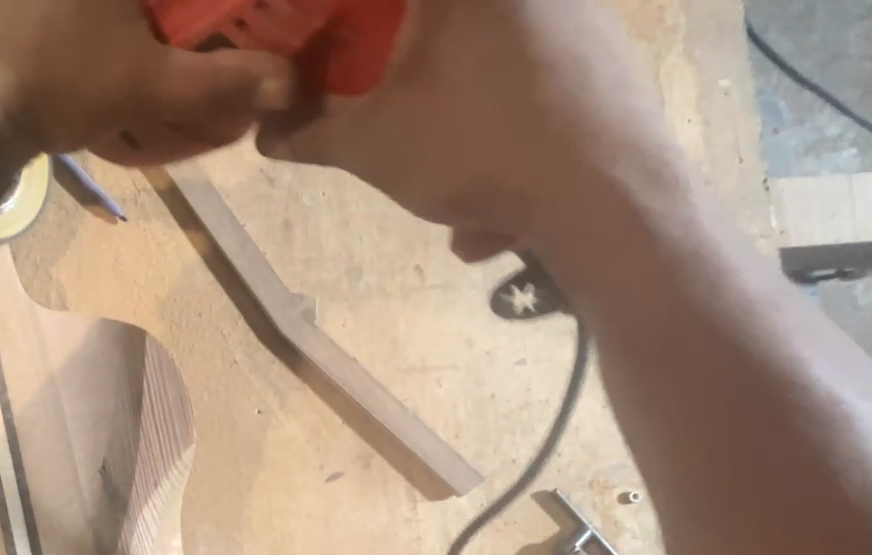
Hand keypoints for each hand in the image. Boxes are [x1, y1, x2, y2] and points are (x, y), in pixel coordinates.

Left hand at [0, 0, 295, 164]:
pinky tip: (117, 31)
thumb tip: (285, 83)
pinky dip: (113, 14)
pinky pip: (89, 6)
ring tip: (170, 30)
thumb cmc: (63, 85)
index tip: (223, 17)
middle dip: (184, 11)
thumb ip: (218, 82)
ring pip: (124, 1)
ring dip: (149, 13)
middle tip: (208, 23)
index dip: (211, 8)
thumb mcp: (149, 85)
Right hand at [255, 0, 690, 256]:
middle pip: (440, 28)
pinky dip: (503, 148)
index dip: (352, 23)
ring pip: (486, 69)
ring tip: (449, 203)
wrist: (604, 195)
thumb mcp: (370, 147)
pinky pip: (529, 98)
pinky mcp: (605, 60)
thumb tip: (266, 135)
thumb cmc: (473, 149)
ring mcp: (578, 16)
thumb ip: (310, 135)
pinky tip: (496, 216)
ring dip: (455, 131)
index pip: (385, 5)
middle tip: (382, 120)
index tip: (334, 58)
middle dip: (406, 80)